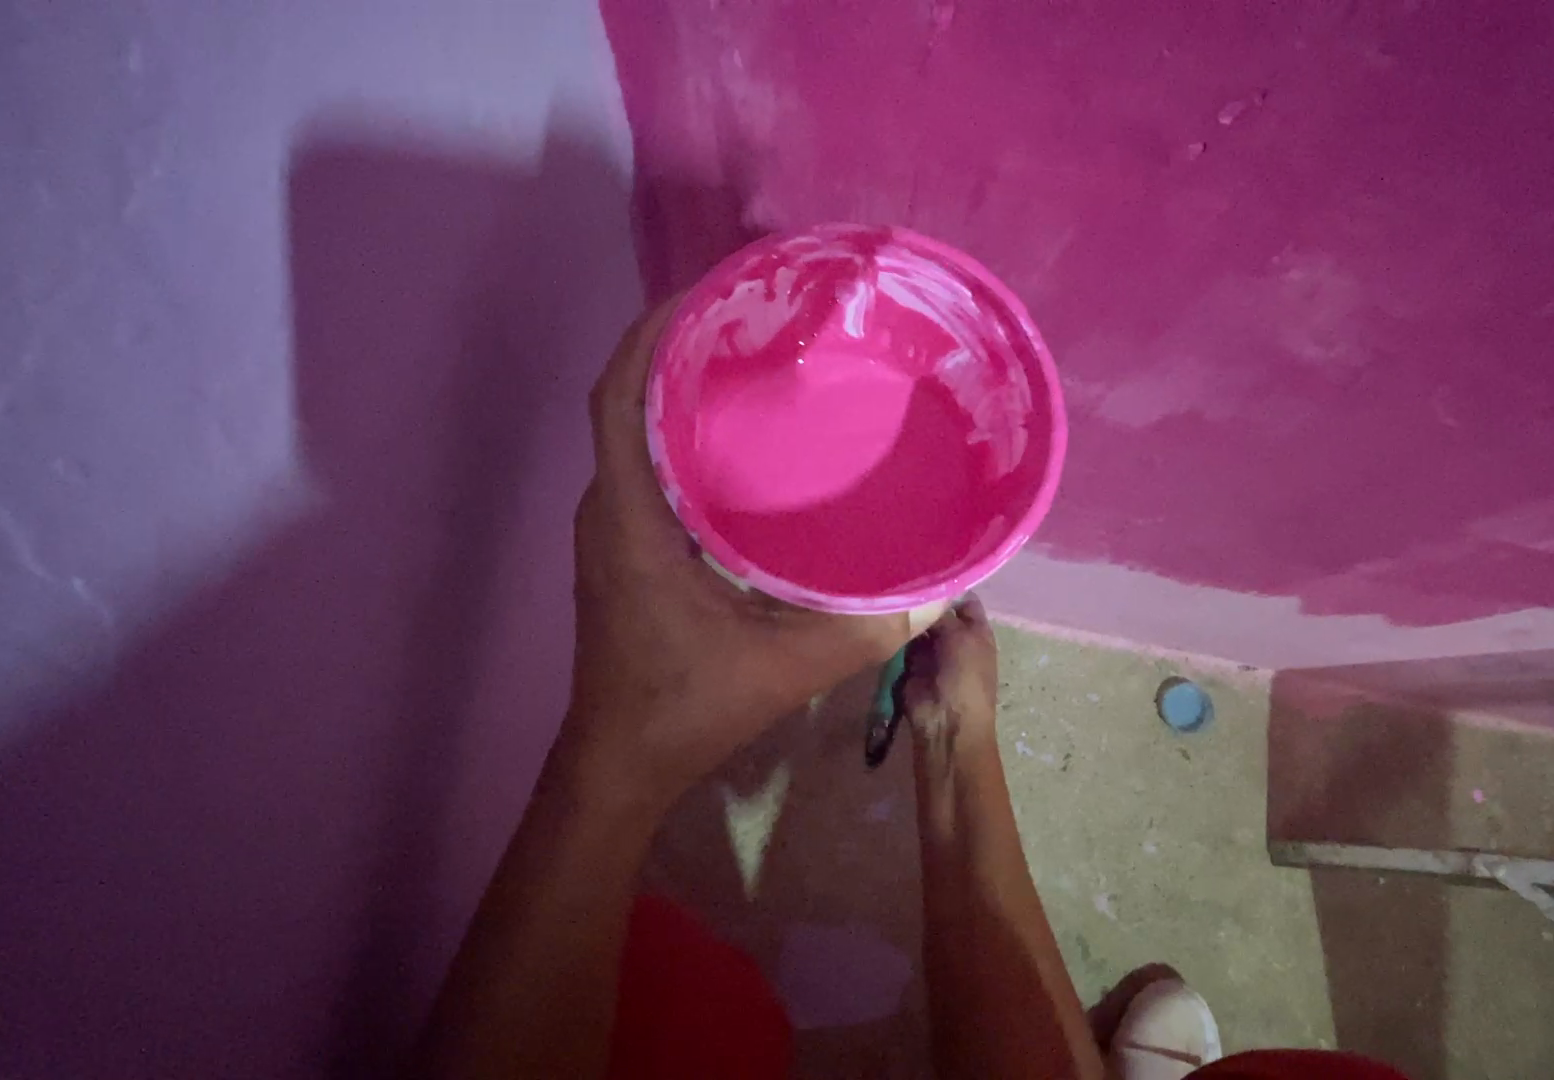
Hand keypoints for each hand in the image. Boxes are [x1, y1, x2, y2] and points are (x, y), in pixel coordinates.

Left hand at [564, 303, 911, 818]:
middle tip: (761, 322)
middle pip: (632, 398)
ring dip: (685, 391)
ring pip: (639, 432)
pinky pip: (651, 466)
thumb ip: (868, 626)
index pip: (620, 394)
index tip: (715, 293)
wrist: (622, 763)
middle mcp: (611, 508)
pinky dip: (688, 436)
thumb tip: (942, 589)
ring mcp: (614, 528)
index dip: (655, 332)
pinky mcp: (628, 546)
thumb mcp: (790, 666)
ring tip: (760, 366)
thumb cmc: (690, 708)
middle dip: (683, 348)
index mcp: (632, 517)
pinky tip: (748, 445)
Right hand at [899, 594, 999, 753]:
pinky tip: (883, 615)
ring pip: (918, 626)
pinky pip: (902, 642)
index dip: (949, 586)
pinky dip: (896, 633)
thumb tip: (925, 595)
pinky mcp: (910, 664)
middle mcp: (955, 638)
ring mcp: (932, 652)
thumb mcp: (961, 636)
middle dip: (923, 600)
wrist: (944, 720)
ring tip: (889, 594)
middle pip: (937, 612)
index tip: (925, 568)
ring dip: (908, 616)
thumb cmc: (965, 675)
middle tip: (899, 579)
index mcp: (977, 631)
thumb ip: (943, 613)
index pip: (964, 600)